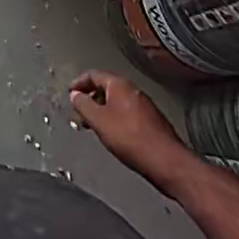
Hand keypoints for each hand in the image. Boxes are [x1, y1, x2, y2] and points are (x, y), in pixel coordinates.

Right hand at [68, 71, 193, 186]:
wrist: (167, 163)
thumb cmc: (131, 139)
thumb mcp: (97, 120)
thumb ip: (82, 104)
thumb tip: (75, 96)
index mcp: (120, 85)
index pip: (93, 75)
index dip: (78, 83)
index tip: (71, 93)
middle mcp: (134, 91)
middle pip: (106, 88)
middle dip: (91, 99)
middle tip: (81, 112)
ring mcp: (146, 107)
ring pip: (117, 102)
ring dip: (103, 111)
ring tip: (95, 126)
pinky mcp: (153, 123)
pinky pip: (128, 114)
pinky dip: (116, 120)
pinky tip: (114, 135)